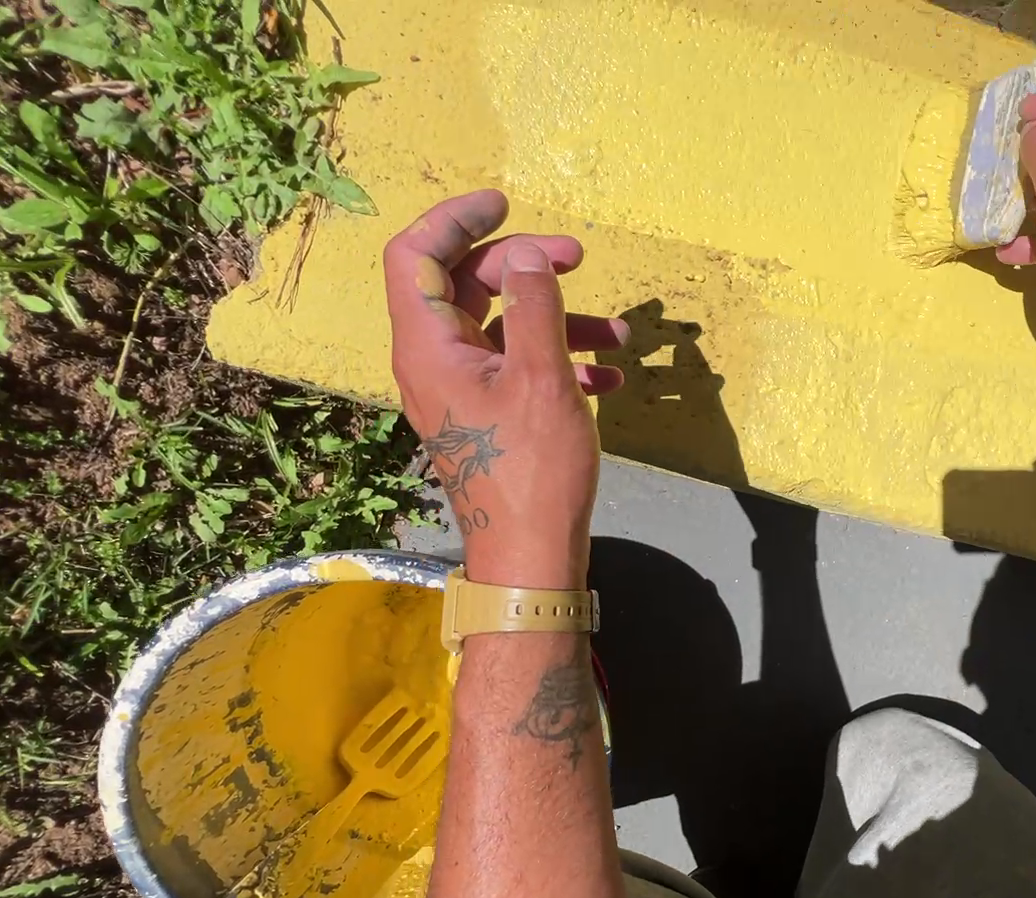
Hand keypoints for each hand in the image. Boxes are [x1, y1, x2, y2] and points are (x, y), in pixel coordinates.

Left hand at [383, 189, 628, 587]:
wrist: (530, 554)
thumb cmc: (532, 468)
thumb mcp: (541, 380)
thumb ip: (535, 308)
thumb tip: (527, 255)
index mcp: (429, 346)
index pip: (416, 255)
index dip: (455, 220)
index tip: (505, 204)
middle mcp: (436, 362)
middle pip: (465, 286)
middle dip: (524, 267)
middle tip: (577, 260)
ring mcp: (463, 392)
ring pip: (502, 331)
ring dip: (557, 321)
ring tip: (618, 334)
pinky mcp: (490, 418)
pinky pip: (518, 370)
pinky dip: (559, 362)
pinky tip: (607, 376)